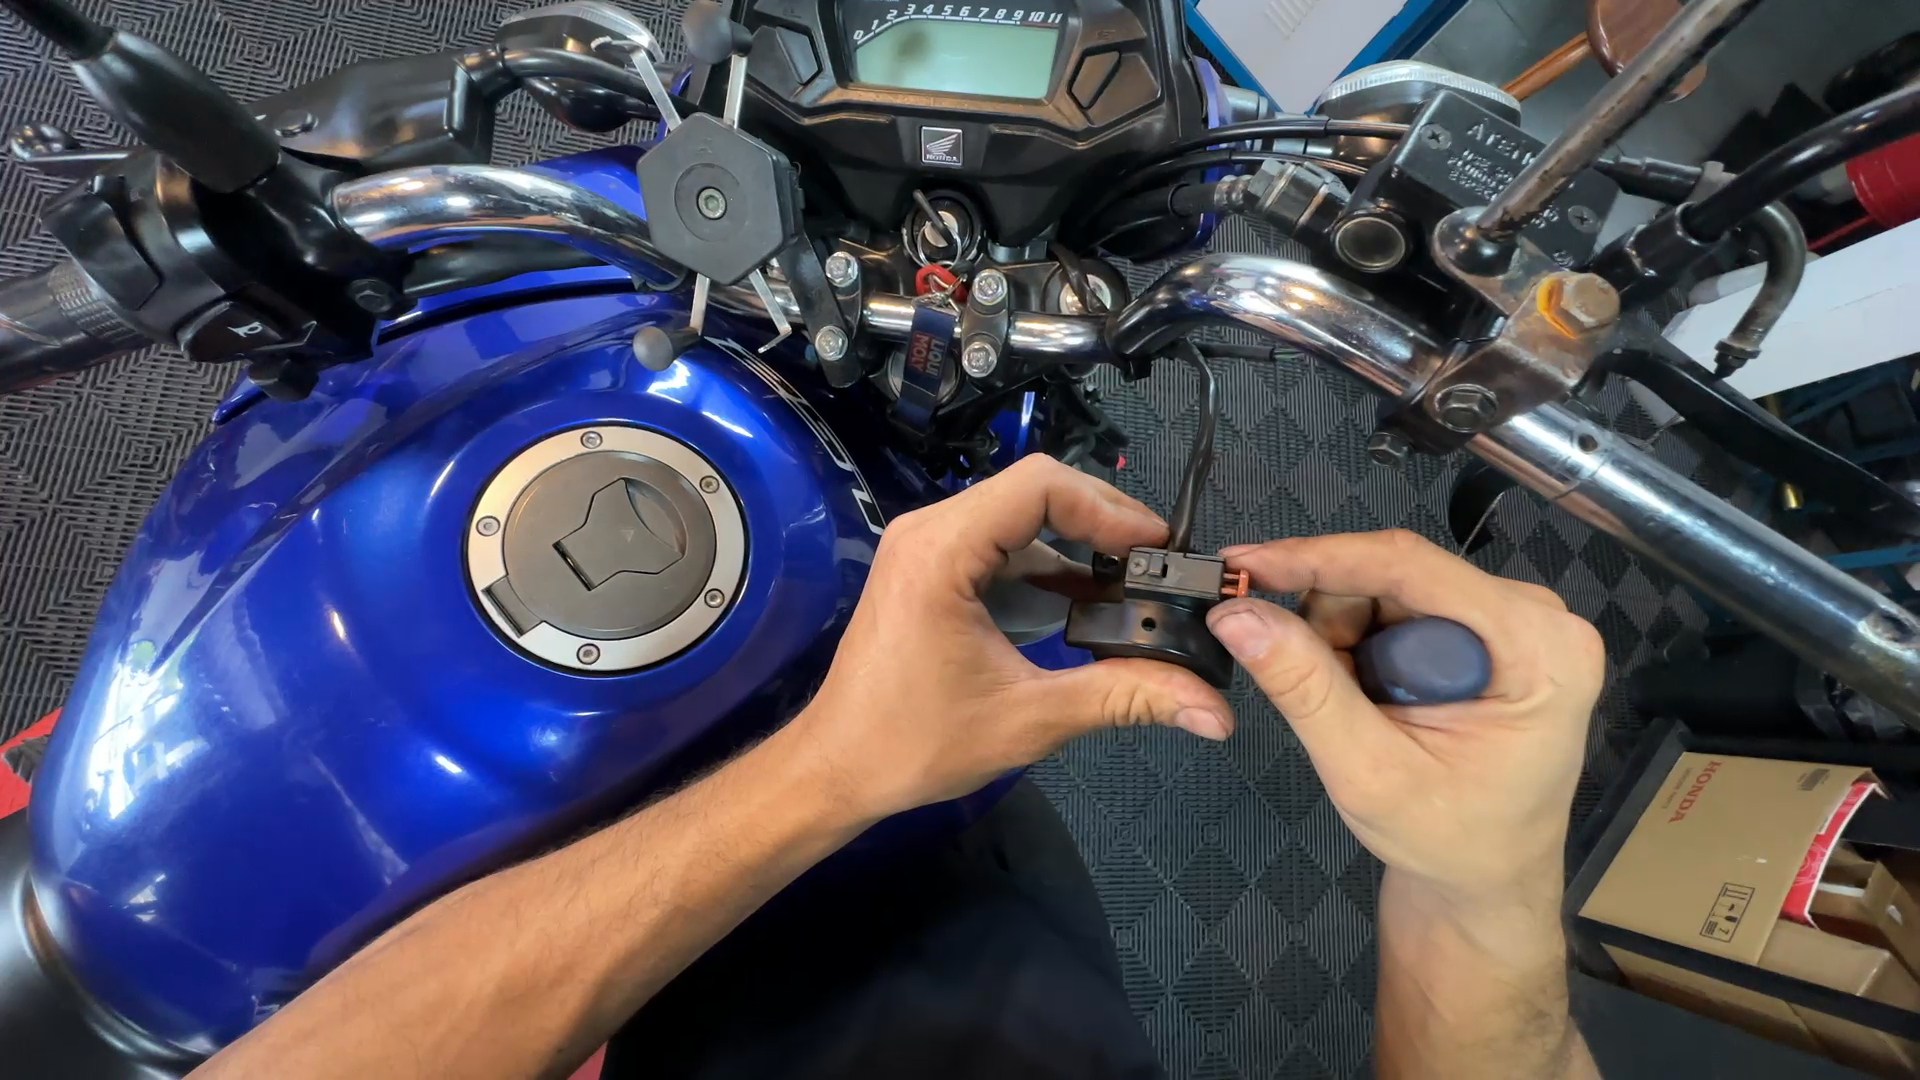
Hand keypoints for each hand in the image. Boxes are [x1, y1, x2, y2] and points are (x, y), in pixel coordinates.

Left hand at [795, 455, 1234, 820]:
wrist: (839, 765)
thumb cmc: (915, 743)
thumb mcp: (1029, 718)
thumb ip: (1124, 697)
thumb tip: (1214, 710)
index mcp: (941, 551)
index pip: (1039, 486)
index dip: (1106, 508)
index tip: (1155, 550)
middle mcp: (929, 531)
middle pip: (1032, 491)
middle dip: (1101, 522)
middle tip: (1156, 566)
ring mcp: (927, 546)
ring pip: (1019, 516)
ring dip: (1077, 544)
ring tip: (1132, 583)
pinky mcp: (931, 568)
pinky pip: (1000, 544)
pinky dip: (1047, 564)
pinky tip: (1085, 600)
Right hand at [1206, 530, 1603, 900]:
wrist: (1481, 876)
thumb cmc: (1444, 837)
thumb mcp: (1365, 770)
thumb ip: (1303, 688)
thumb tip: (1234, 614)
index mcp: (1536, 648)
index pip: (1408, 566)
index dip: (1317, 558)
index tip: (1242, 567)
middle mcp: (1528, 615)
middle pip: (1385, 577)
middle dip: (1327, 625)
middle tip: (1310, 691)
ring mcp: (1502, 618)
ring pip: (1374, 589)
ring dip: (1335, 640)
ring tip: (1347, 707)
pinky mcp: (1474, 627)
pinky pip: (1382, 606)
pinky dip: (1348, 645)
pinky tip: (1359, 693)